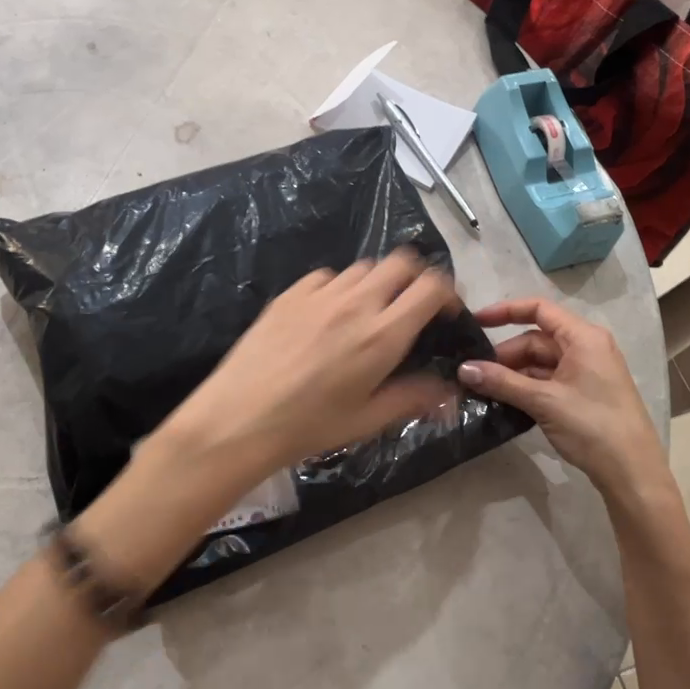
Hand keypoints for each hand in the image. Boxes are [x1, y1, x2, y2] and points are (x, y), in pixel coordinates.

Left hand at [168, 249, 460, 481]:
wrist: (239, 418)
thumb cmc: (309, 426)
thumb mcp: (368, 419)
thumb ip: (413, 398)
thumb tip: (450, 392)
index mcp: (382, 334)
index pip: (431, 286)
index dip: (447, 292)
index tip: (446, 312)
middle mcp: (355, 303)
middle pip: (400, 262)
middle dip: (415, 278)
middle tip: (412, 307)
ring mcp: (319, 294)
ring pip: (363, 268)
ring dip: (377, 283)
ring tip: (370, 312)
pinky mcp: (289, 294)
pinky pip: (326, 277)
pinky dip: (339, 288)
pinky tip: (329, 315)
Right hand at [457, 298, 663, 490]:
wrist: (632, 472)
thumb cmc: (592, 425)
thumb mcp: (543, 401)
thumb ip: (502, 382)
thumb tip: (463, 368)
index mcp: (583, 337)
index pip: (539, 309)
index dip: (505, 311)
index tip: (476, 322)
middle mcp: (586, 348)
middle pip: (536, 339)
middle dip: (505, 355)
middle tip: (474, 373)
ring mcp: (587, 372)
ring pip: (540, 363)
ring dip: (513, 374)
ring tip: (483, 389)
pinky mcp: (584, 394)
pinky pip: (548, 381)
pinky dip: (526, 387)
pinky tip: (504, 401)